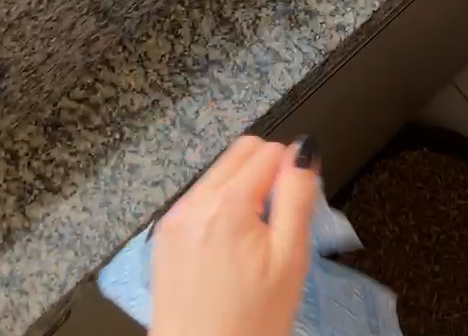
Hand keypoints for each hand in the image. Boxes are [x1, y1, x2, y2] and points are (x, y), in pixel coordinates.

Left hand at [149, 136, 318, 335]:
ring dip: (242, 187)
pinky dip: (220, 206)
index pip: (270, 151)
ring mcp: (174, 219)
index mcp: (228, 203)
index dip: (290, 174)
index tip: (291, 212)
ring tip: (252, 238)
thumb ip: (298, 194)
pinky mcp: (163, 238)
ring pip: (220, 172)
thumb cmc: (254, 321)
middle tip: (275, 220)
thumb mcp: (290, 258)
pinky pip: (200, 197)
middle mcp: (194, 201)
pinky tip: (227, 248)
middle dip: (265, 172)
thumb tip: (304, 149)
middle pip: (242, 152)